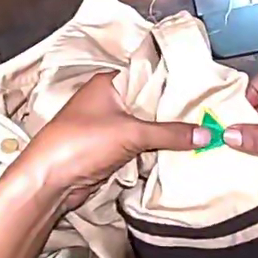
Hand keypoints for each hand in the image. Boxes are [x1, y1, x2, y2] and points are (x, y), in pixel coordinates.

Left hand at [5, 73, 206, 212]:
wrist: (49, 182)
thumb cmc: (82, 143)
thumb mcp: (131, 133)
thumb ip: (170, 133)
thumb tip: (206, 134)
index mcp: (108, 83)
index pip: (148, 75)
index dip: (174, 83)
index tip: (203, 91)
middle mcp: (108, 101)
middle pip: (149, 104)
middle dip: (174, 113)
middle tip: (207, 116)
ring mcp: (108, 127)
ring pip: (145, 127)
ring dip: (165, 134)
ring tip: (201, 133)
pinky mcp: (109, 150)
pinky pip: (139, 146)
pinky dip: (155, 150)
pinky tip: (179, 152)